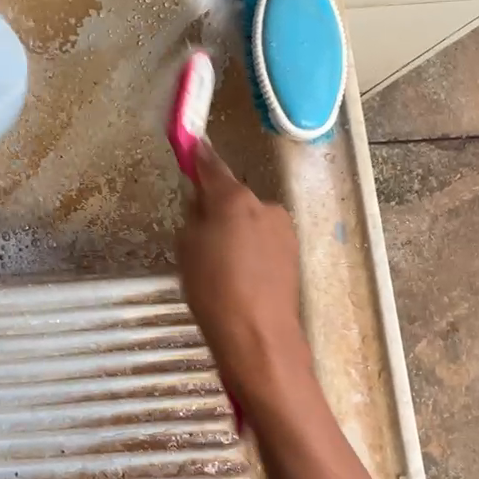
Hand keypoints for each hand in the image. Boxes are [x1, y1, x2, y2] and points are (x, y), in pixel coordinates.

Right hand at [177, 139, 313, 403]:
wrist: (257, 336)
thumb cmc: (212, 290)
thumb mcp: (187, 247)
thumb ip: (194, 214)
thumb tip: (202, 199)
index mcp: (234, 199)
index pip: (211, 165)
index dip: (197, 155)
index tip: (189, 142)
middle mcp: (264, 205)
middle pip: (232, 196)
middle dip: (215, 209)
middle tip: (196, 240)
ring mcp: (283, 229)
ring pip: (247, 220)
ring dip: (233, 232)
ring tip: (216, 267)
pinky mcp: (292, 253)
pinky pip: (260, 240)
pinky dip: (247, 250)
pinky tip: (236, 278)